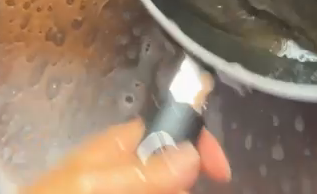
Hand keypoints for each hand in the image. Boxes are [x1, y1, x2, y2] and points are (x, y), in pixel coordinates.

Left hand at [24, 121, 231, 193]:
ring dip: (172, 188)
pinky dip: (158, 193)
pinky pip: (146, 192)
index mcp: (119, 147)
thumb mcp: (95, 184)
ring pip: (163, 186)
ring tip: (173, 190)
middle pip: (172, 170)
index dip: (197, 142)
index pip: (169, 128)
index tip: (221, 171)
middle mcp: (122, 167)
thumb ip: (143, 170)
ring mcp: (121, 185)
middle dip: (183, 184)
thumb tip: (193, 150)